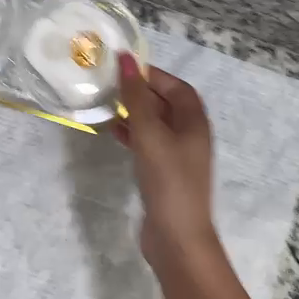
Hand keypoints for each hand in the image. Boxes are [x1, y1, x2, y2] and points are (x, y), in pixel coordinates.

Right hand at [114, 55, 217, 263]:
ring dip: (132, 113)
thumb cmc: (168, 181)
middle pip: (165, 103)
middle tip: (107, 85)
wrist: (177, 238)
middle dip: (139, 92)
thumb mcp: (150, 134)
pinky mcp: (163, 173)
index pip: (176, 86)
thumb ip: (136, 97)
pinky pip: (147, 144)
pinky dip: (131, 134)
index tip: (122, 68)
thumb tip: (126, 60)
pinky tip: (111, 131)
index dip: (152, 74)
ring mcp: (177, 156)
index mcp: (194, 122)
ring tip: (104, 105)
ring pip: (154, 124)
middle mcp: (190, 135)